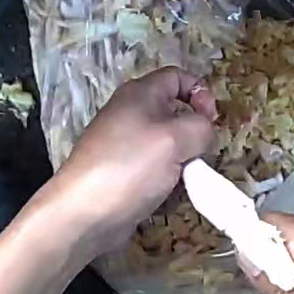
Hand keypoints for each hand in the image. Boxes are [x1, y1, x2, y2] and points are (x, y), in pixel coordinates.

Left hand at [44, 67, 217, 257]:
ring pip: (170, 148)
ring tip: (183, 183)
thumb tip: (205, 134)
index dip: (201, 92)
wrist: (83, 215)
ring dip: (184, 165)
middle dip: (194, 136)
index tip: (211, 120)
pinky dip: (167, 183)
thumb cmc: (131, 166)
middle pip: (176, 115)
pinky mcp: (123, 174)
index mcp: (141, 94)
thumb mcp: (177, 138)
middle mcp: (131, 115)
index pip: (178, 77)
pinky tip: (166, 199)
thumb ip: (202, 128)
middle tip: (200, 156)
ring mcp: (125, 146)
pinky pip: (156, 171)